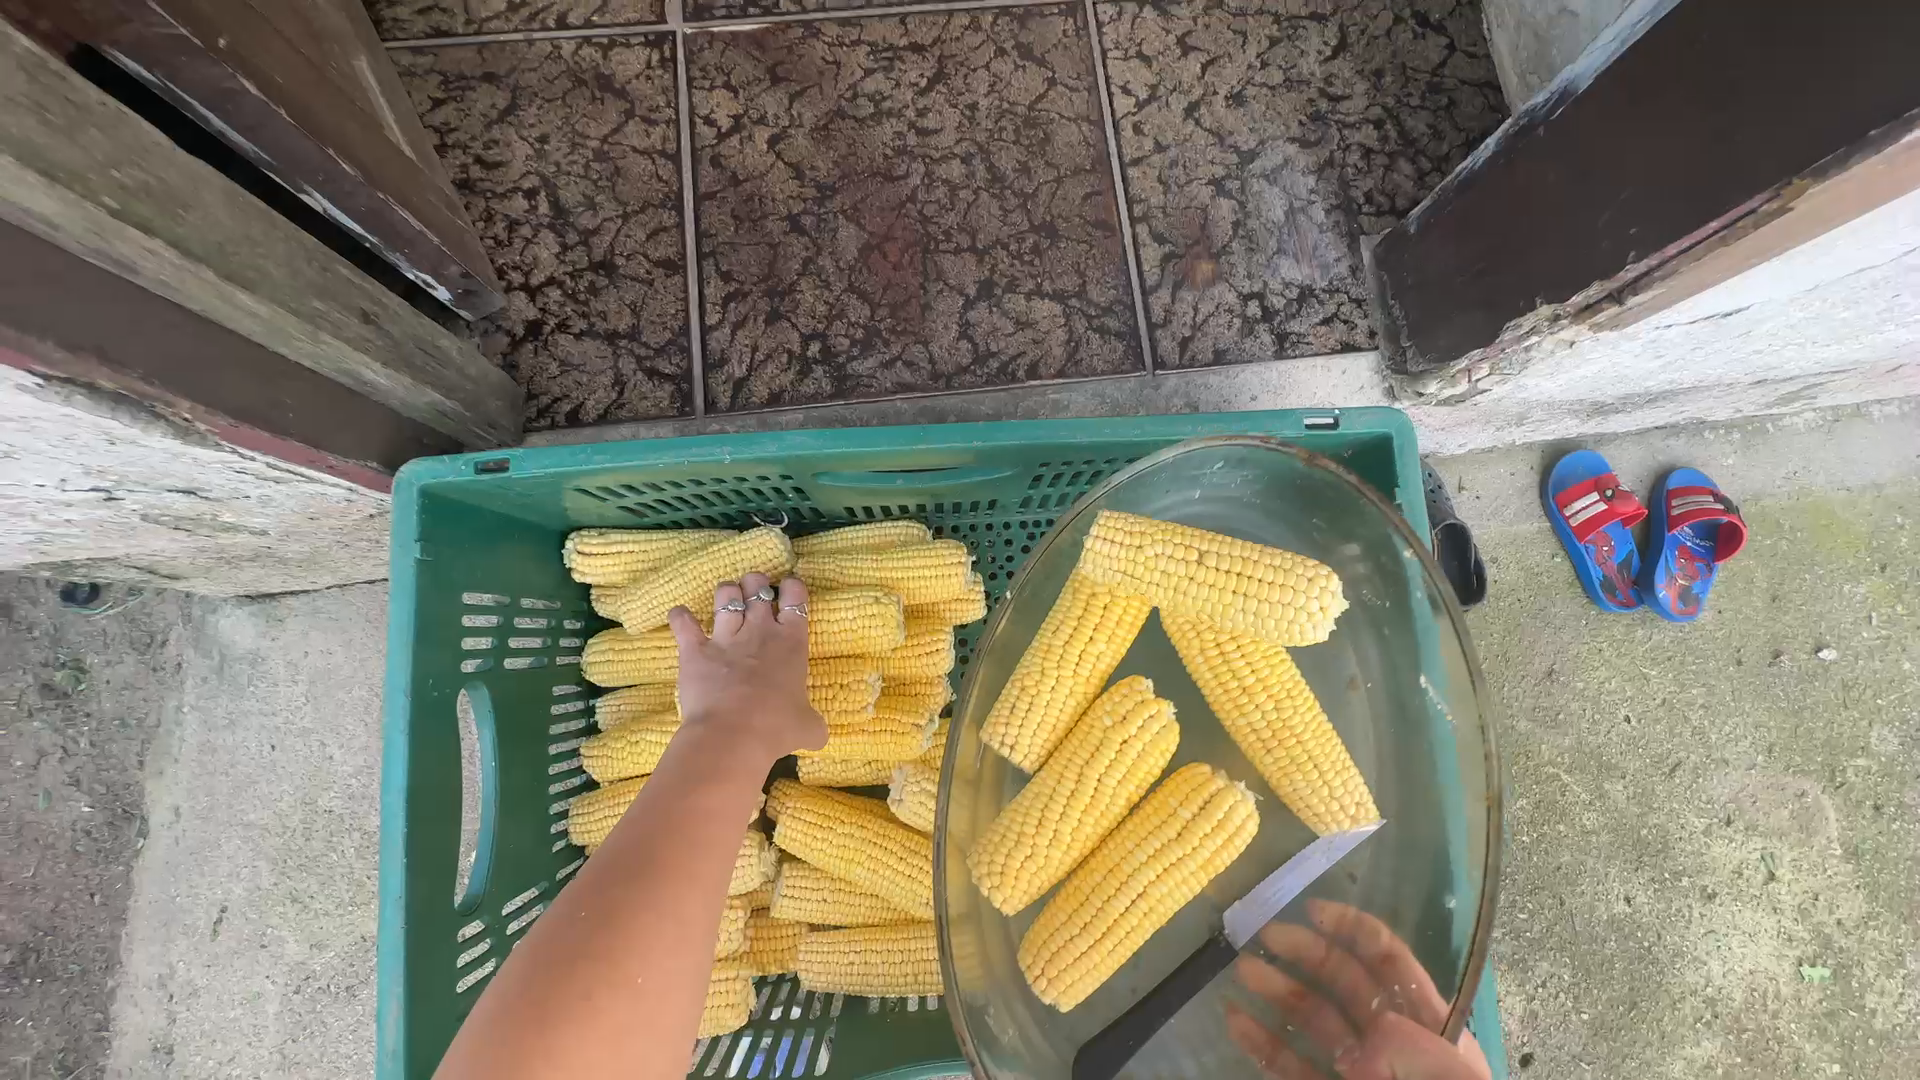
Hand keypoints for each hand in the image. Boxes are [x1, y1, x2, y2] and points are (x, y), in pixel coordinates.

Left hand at [667, 572, 827, 766]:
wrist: (733, 735)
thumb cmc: (777, 728)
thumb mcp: (809, 728)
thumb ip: (814, 724)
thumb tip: (819, 735)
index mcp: (792, 641)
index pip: (796, 596)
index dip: (792, 588)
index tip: (788, 590)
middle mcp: (760, 630)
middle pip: (757, 586)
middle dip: (755, 584)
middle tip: (754, 594)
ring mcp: (725, 637)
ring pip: (725, 594)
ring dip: (726, 594)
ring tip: (726, 602)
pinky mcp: (695, 649)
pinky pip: (683, 622)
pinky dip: (680, 617)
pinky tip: (680, 616)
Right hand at [1225, 900, 1490, 1079]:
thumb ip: (1411, 1052)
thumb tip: (1367, 1038)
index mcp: (1431, 1030)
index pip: (1390, 962)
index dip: (1353, 930)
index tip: (1312, 911)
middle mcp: (1390, 1044)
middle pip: (1343, 980)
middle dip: (1305, 951)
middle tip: (1265, 935)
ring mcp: (1356, 1074)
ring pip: (1311, 1019)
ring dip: (1275, 989)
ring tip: (1241, 970)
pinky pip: (1290, 1067)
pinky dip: (1260, 1043)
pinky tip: (1234, 1018)